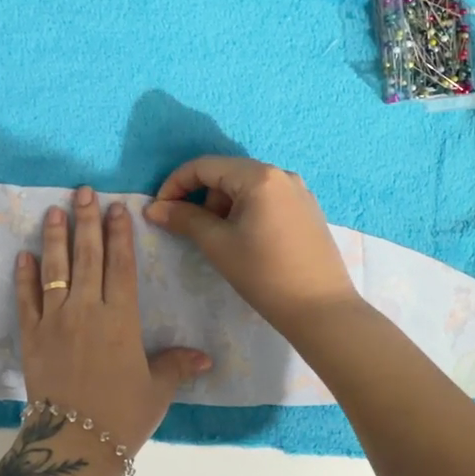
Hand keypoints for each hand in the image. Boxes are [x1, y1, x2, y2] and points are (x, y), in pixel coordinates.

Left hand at [17, 186, 211, 449]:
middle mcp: (86, 309)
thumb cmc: (122, 415)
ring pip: (54, 269)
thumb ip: (176, 366)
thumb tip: (204, 358)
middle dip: (85, 221)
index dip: (119, 233)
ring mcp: (55, 320)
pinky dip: (24, 276)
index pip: (120, 265)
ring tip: (53, 211)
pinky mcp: (31, 335)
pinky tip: (23, 256)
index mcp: (121, 318)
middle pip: (87, 256)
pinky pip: (27, 298)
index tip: (115, 207)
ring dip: (54, 238)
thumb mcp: (157, 390)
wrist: (74, 440)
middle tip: (82, 191)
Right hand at [143, 156, 360, 335]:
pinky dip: (244, 211)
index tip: (159, 211)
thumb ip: (184, 219)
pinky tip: (244, 240)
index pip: (204, 166)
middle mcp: (281, 175)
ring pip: (245, 187)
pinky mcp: (307, 210)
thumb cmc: (264, 273)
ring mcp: (298, 191)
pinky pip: (265, 199)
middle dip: (200, 197)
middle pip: (225, 173)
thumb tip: (154, 208)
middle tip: (189, 229)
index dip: (175, 184)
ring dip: (221, 206)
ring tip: (218, 239)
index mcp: (259, 176)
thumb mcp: (217, 244)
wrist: (321, 309)